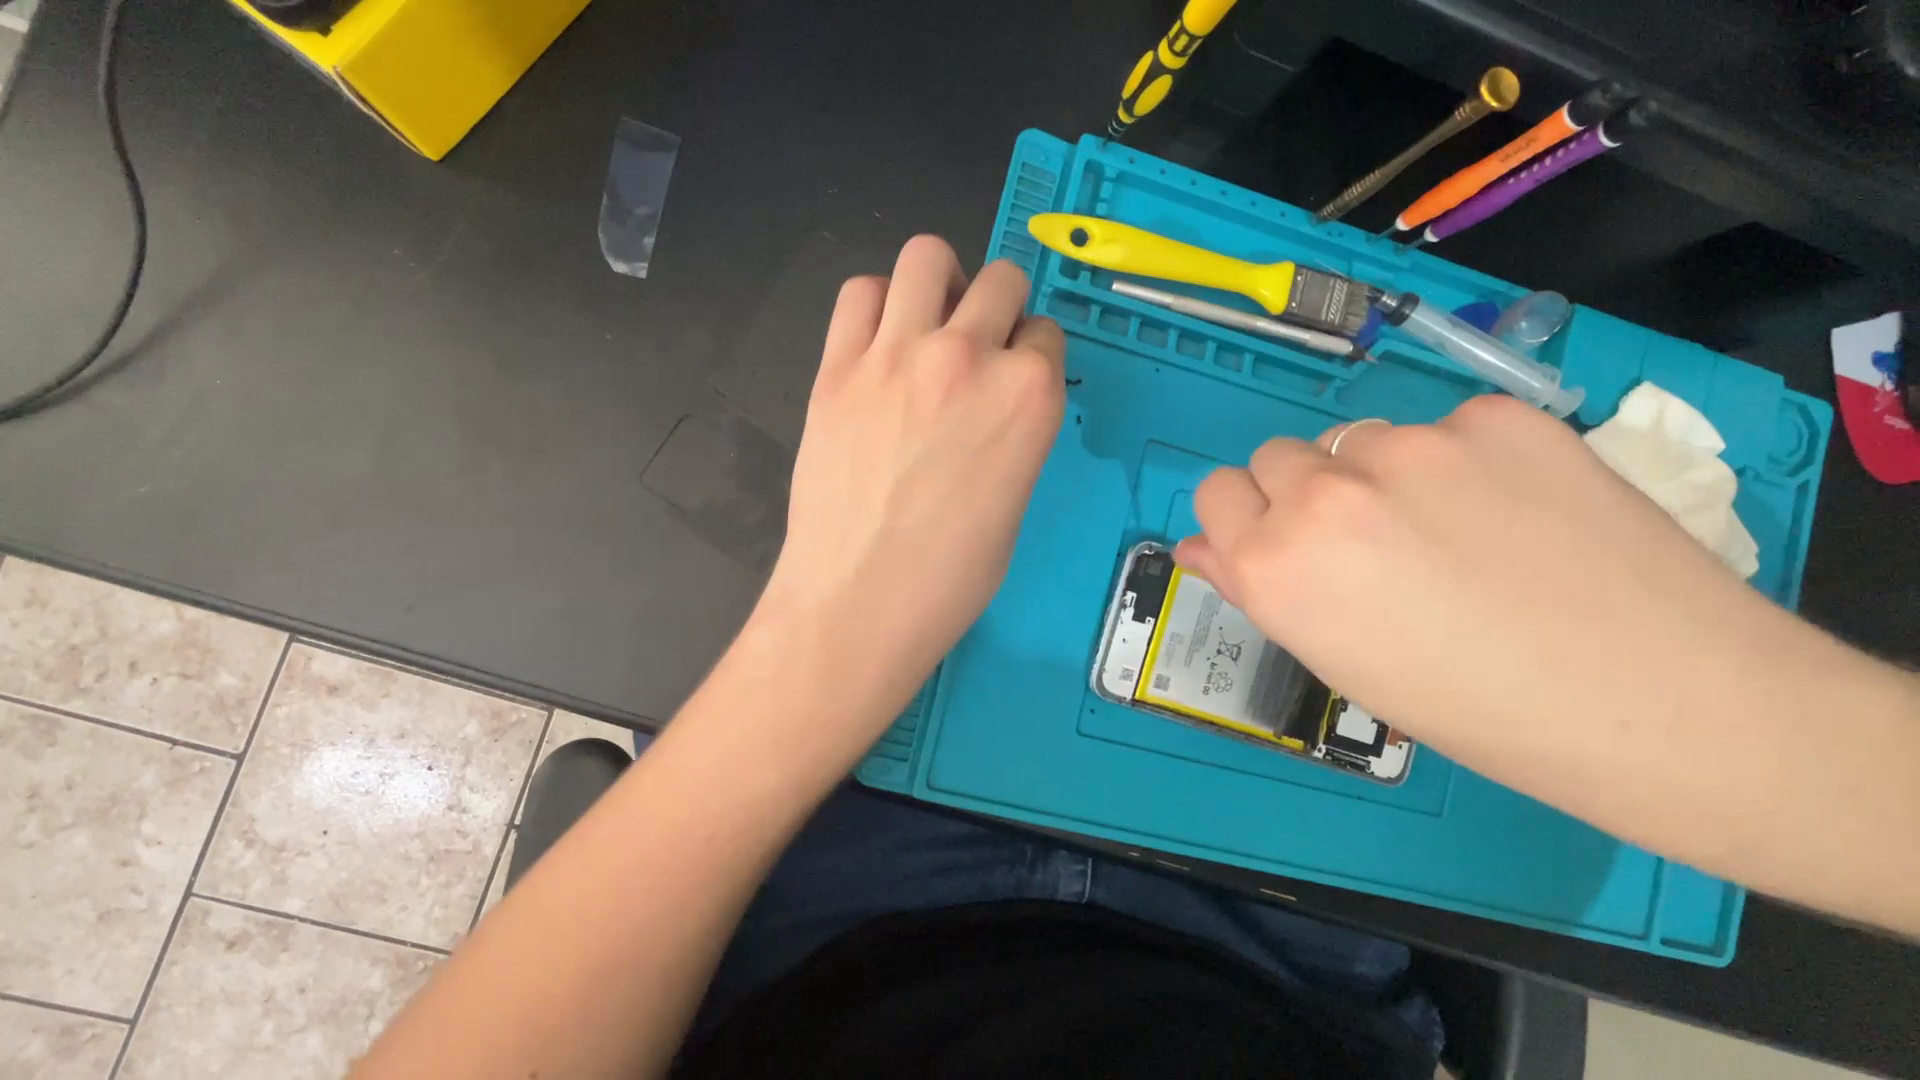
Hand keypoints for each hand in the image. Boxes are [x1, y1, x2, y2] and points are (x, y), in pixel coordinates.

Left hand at [758, 235, 1064, 722]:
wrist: (859, 602)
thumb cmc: (951, 576)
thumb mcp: (1015, 498)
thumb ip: (1015, 430)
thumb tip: (996, 401)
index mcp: (1030, 397)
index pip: (1045, 332)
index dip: (1032, 353)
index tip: (1014, 375)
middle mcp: (969, 357)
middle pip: (1001, 280)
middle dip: (999, 306)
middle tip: (977, 345)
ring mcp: (897, 354)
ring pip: (926, 256)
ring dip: (939, 280)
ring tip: (928, 320)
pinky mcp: (837, 366)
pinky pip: (858, 291)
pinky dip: (875, 302)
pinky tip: (878, 338)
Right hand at [1174, 397, 1908, 835]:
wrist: (1656, 699)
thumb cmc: (1474, 710)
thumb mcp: (1341, 662)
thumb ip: (1258, 590)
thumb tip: (1204, 549)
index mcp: (1276, 563)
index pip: (1216, 494)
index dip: (1248, 522)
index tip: (1286, 549)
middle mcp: (1325, 491)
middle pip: (1276, 456)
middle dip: (1303, 494)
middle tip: (1367, 544)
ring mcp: (1413, 444)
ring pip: (1358, 439)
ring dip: (1378, 475)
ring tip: (1453, 530)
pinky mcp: (1495, 416)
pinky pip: (1444, 427)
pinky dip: (1460, 461)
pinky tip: (1515, 511)